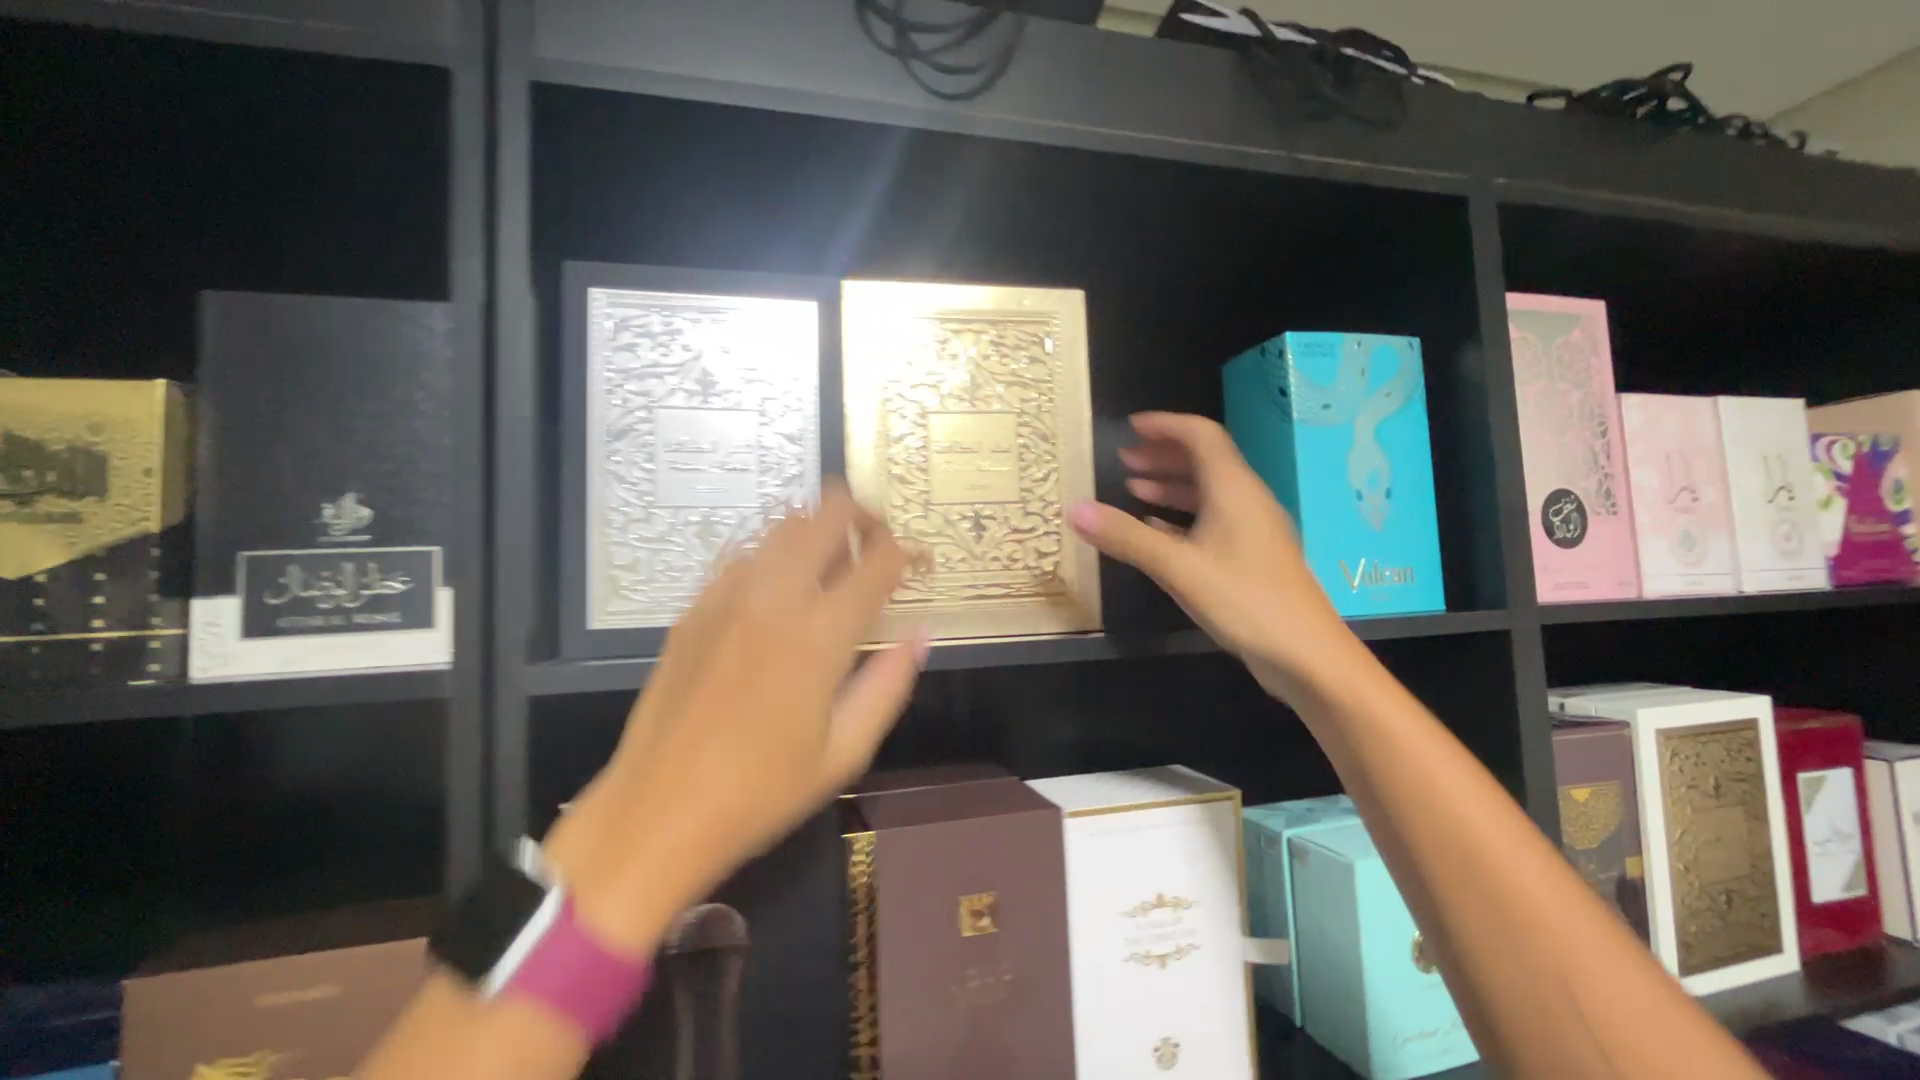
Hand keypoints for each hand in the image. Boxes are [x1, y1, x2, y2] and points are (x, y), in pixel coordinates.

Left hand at [545, 485, 925, 954]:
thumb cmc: (762, 792)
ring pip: (781, 526)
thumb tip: (920, 635)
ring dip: (816, 528)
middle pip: (825, 517)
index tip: (919, 563)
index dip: (907, 553)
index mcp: (820, 634)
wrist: (657, 811)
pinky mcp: (693, 608)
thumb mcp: (845, 751)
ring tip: (834, 557)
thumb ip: (888, 684)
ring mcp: (726, 596)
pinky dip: (773, 552)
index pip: (877, 563)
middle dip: (862, 516)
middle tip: (878, 542)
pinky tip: (780, 585)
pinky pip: (742, 555)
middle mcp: (774, 597)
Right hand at [1068, 411, 1356, 700]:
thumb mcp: (1177, 568)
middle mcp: (1246, 500)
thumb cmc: (1244, 601)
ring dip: (1171, 486)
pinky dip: (1182, 518)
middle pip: (1204, 460)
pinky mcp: (1252, 557)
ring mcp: (1253, 530)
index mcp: (1233, 489)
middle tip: (1123, 460)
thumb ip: (1125, 537)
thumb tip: (1073, 509)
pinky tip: (1157, 533)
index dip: (1164, 425)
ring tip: (1133, 489)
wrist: (1306, 654)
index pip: (1200, 435)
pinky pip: (1213, 521)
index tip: (1129, 427)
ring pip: (1208, 492)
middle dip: (1163, 455)